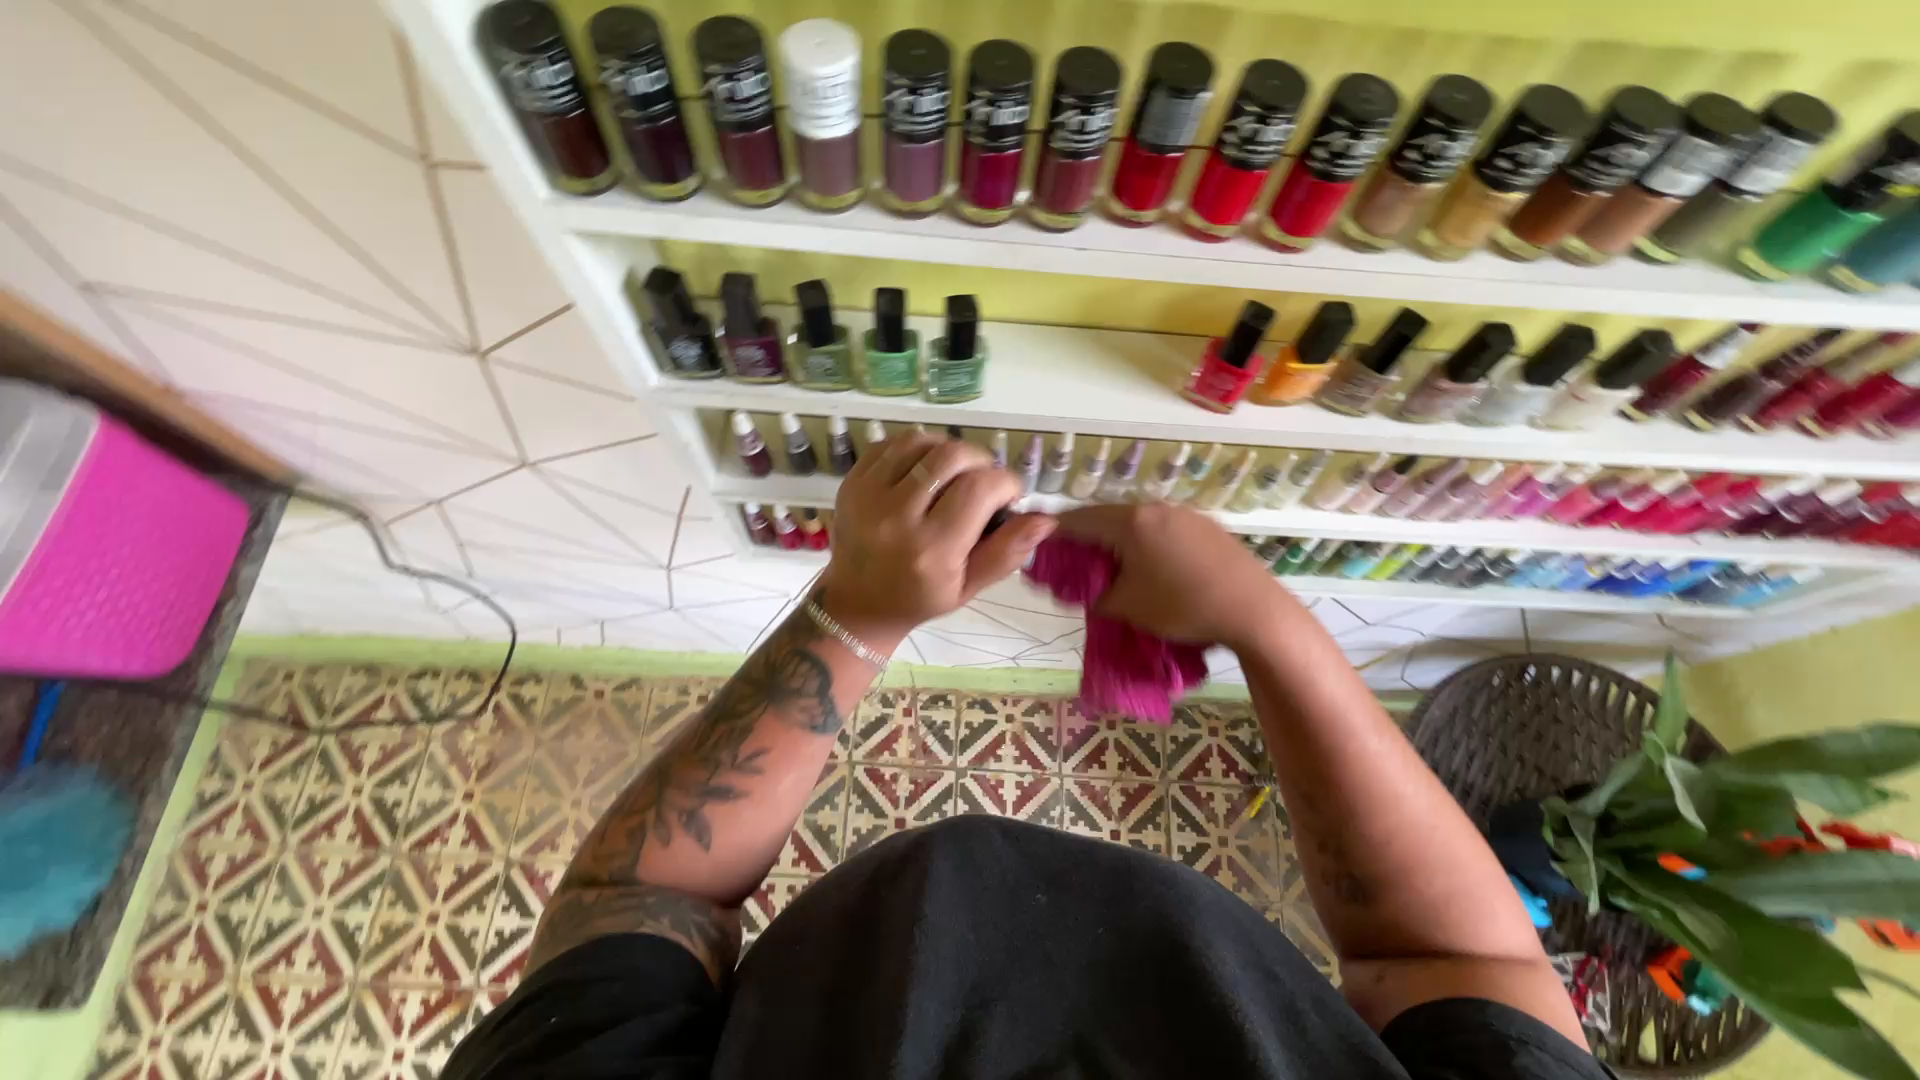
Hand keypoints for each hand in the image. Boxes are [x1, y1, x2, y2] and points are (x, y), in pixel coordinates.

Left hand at [818, 433, 1054, 642]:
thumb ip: (1007, 552)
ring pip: (923, 442)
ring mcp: (868, 495)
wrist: (857, 602)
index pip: (981, 489)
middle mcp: (897, 518)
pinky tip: (926, 469)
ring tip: (955, 474)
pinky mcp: (853, 481)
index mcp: (932, 550)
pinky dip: (919, 448)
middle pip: (953, 456)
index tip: (1008, 497)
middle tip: (983, 483)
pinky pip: (893, 443)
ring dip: (949, 450)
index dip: (1006, 483)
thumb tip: (1046, 518)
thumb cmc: (919, 597)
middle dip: (981, 462)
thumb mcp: (969, 586)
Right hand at [1053, 502, 1290, 650]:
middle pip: (1110, 519)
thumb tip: (1086, 592)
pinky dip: (1149, 546)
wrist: (1254, 611)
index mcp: (1131, 521)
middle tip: (1077, 566)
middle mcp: (1157, 508)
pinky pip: (1165, 532)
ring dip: (1122, 544)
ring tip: (1117, 571)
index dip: (1055, 534)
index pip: (1079, 520)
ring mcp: (1187, 515)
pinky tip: (1155, 571)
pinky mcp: (1209, 528)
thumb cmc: (1182, 606)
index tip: (1041, 548)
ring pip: (1140, 525)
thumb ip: (1097, 596)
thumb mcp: (1127, 608)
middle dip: (1090, 541)